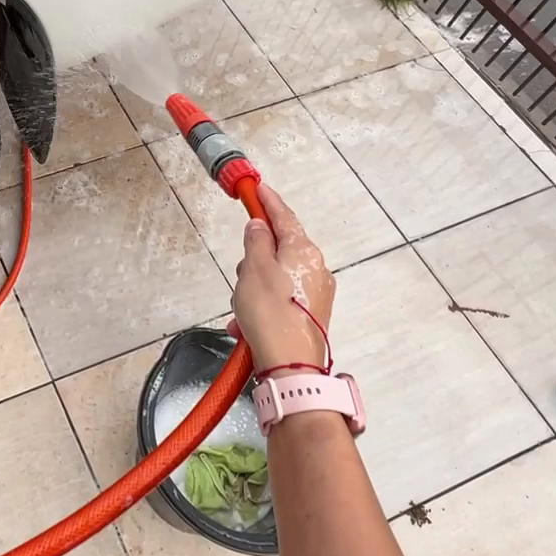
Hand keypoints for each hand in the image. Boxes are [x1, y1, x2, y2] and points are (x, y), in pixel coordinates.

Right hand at [230, 184, 335, 371]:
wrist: (290, 367)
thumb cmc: (270, 315)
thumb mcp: (253, 270)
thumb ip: (255, 242)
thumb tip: (259, 226)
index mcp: (304, 252)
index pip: (284, 217)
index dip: (268, 201)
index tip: (257, 188)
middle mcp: (316, 269)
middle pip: (278, 249)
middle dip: (254, 258)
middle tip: (239, 276)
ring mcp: (315, 294)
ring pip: (275, 277)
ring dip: (253, 288)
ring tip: (240, 310)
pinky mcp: (310, 316)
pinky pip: (279, 300)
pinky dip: (261, 306)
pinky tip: (245, 325)